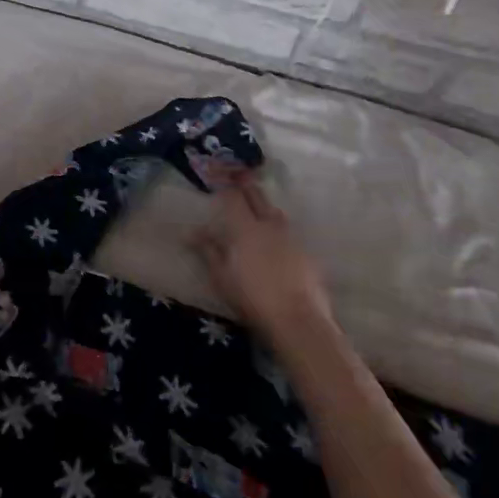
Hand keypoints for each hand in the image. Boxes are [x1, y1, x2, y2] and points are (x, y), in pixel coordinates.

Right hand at [191, 178, 334, 345]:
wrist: (298, 320)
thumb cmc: (251, 298)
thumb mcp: (221, 276)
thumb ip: (208, 250)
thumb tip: (192, 232)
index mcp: (246, 228)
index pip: (234, 197)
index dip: (227, 185)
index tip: (219, 176)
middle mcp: (270, 225)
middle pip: (258, 197)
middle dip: (247, 186)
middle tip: (240, 178)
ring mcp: (291, 238)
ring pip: (276, 213)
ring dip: (265, 207)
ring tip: (257, 210)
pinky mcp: (306, 254)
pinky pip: (288, 233)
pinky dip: (278, 230)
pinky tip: (275, 242)